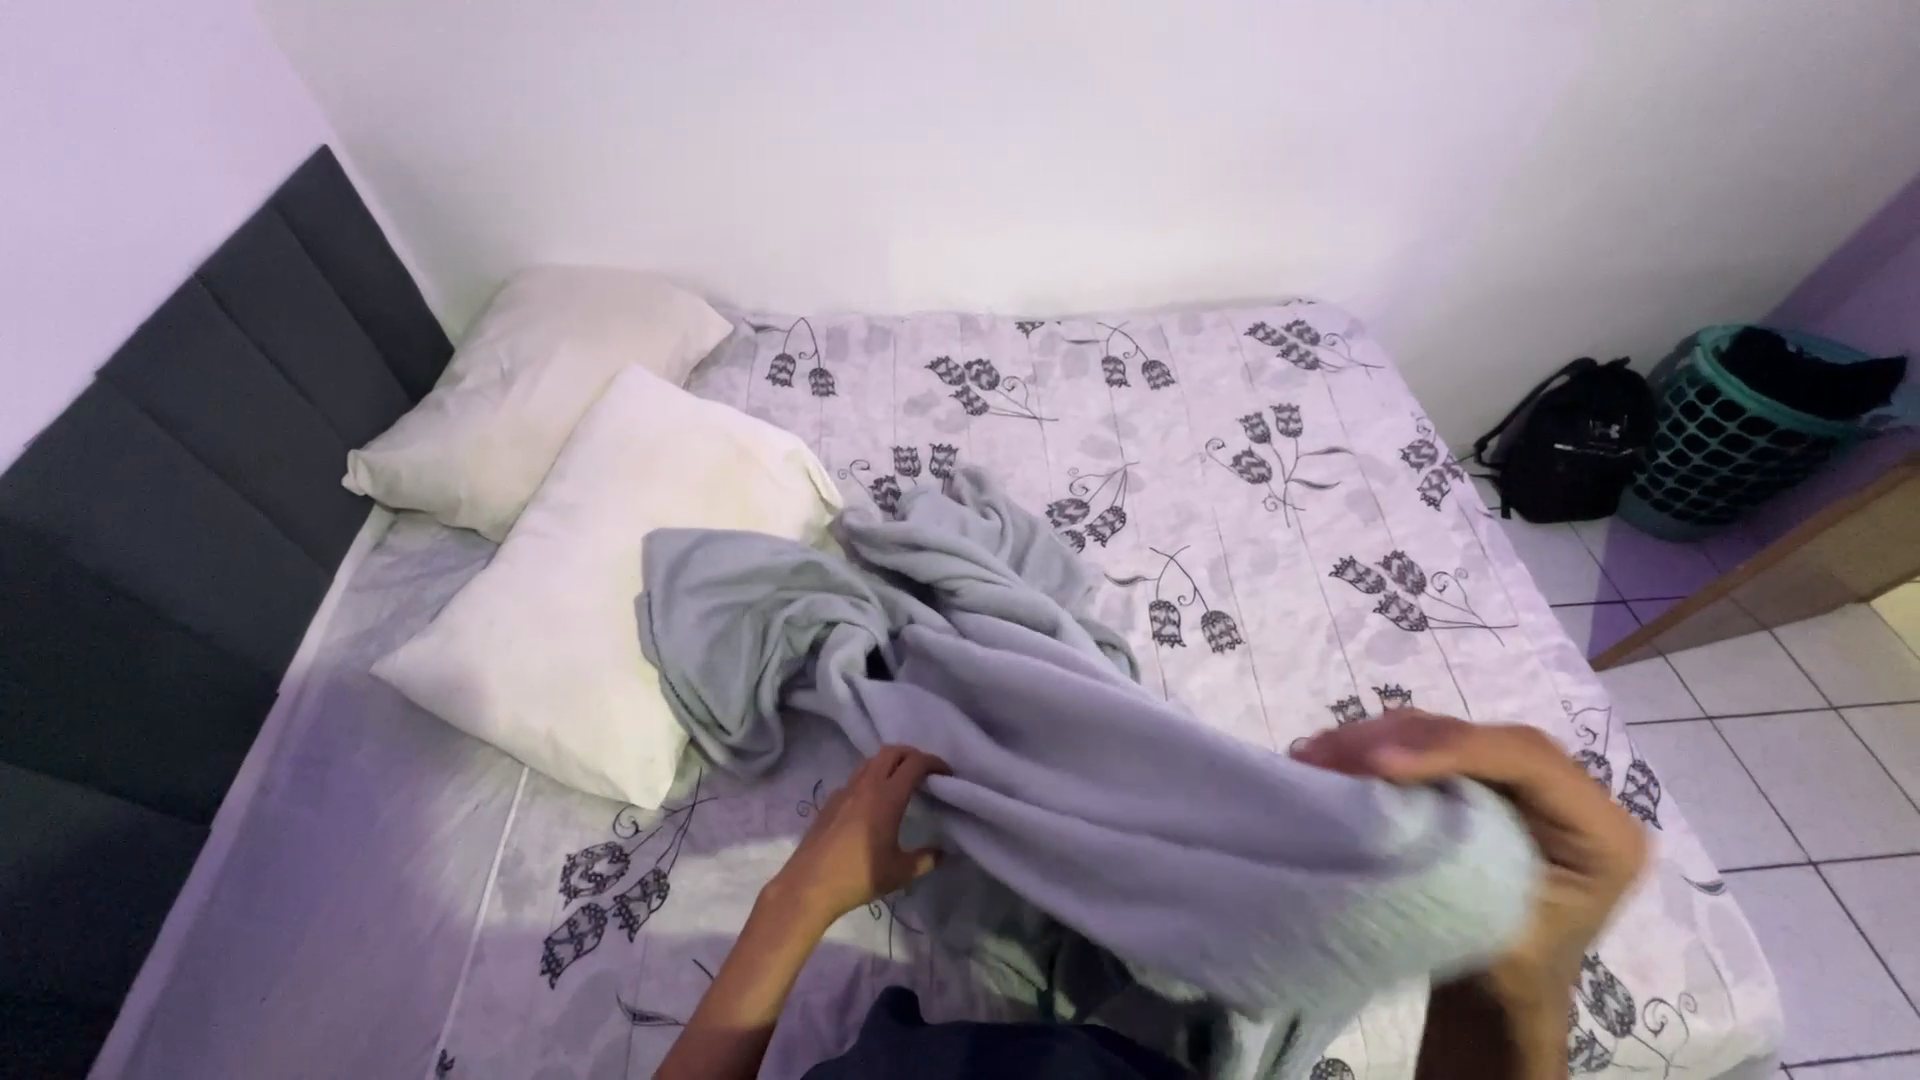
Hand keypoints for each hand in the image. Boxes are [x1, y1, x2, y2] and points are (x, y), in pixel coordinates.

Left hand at [770, 745, 950, 927]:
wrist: (809, 885)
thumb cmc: (858, 877)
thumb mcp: (900, 873)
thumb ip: (925, 860)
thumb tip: (942, 853)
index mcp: (888, 797)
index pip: (915, 763)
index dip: (934, 762)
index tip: (946, 773)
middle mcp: (866, 785)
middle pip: (892, 751)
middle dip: (912, 755)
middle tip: (925, 772)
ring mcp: (845, 790)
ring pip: (872, 761)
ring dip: (890, 763)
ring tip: (901, 782)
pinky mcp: (830, 800)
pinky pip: (856, 777)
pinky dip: (871, 777)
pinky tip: (873, 802)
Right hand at [1293, 709, 1648, 1011]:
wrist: (1499, 996)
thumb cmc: (1507, 974)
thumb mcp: (1497, 927)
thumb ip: (1459, 858)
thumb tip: (1385, 796)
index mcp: (1601, 831)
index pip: (1525, 760)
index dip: (1450, 750)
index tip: (1376, 764)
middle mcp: (1567, 793)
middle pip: (1478, 736)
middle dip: (1398, 739)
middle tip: (1328, 754)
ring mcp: (1519, 782)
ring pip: (1443, 732)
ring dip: (1374, 737)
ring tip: (1314, 754)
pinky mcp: (1478, 779)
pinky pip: (1424, 744)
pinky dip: (1373, 746)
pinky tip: (1328, 754)